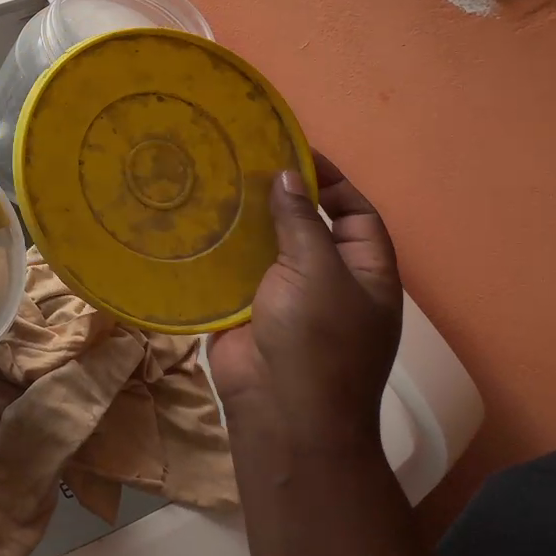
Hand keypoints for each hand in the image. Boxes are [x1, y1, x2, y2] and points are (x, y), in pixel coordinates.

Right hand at [210, 153, 421, 555]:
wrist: (282, 405)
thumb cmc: (317, 338)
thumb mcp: (318, 272)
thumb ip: (301, 221)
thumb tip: (288, 175)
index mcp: (364, 273)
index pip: (356, 214)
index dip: (331, 181)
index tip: (292, 151)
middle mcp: (328, 279)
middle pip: (308, 225)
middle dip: (280, 195)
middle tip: (239, 160)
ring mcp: (285, 294)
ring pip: (265, 244)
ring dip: (243, 218)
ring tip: (209, 183)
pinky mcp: (246, 304)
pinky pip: (233, 266)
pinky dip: (216, 245)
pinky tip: (191, 222)